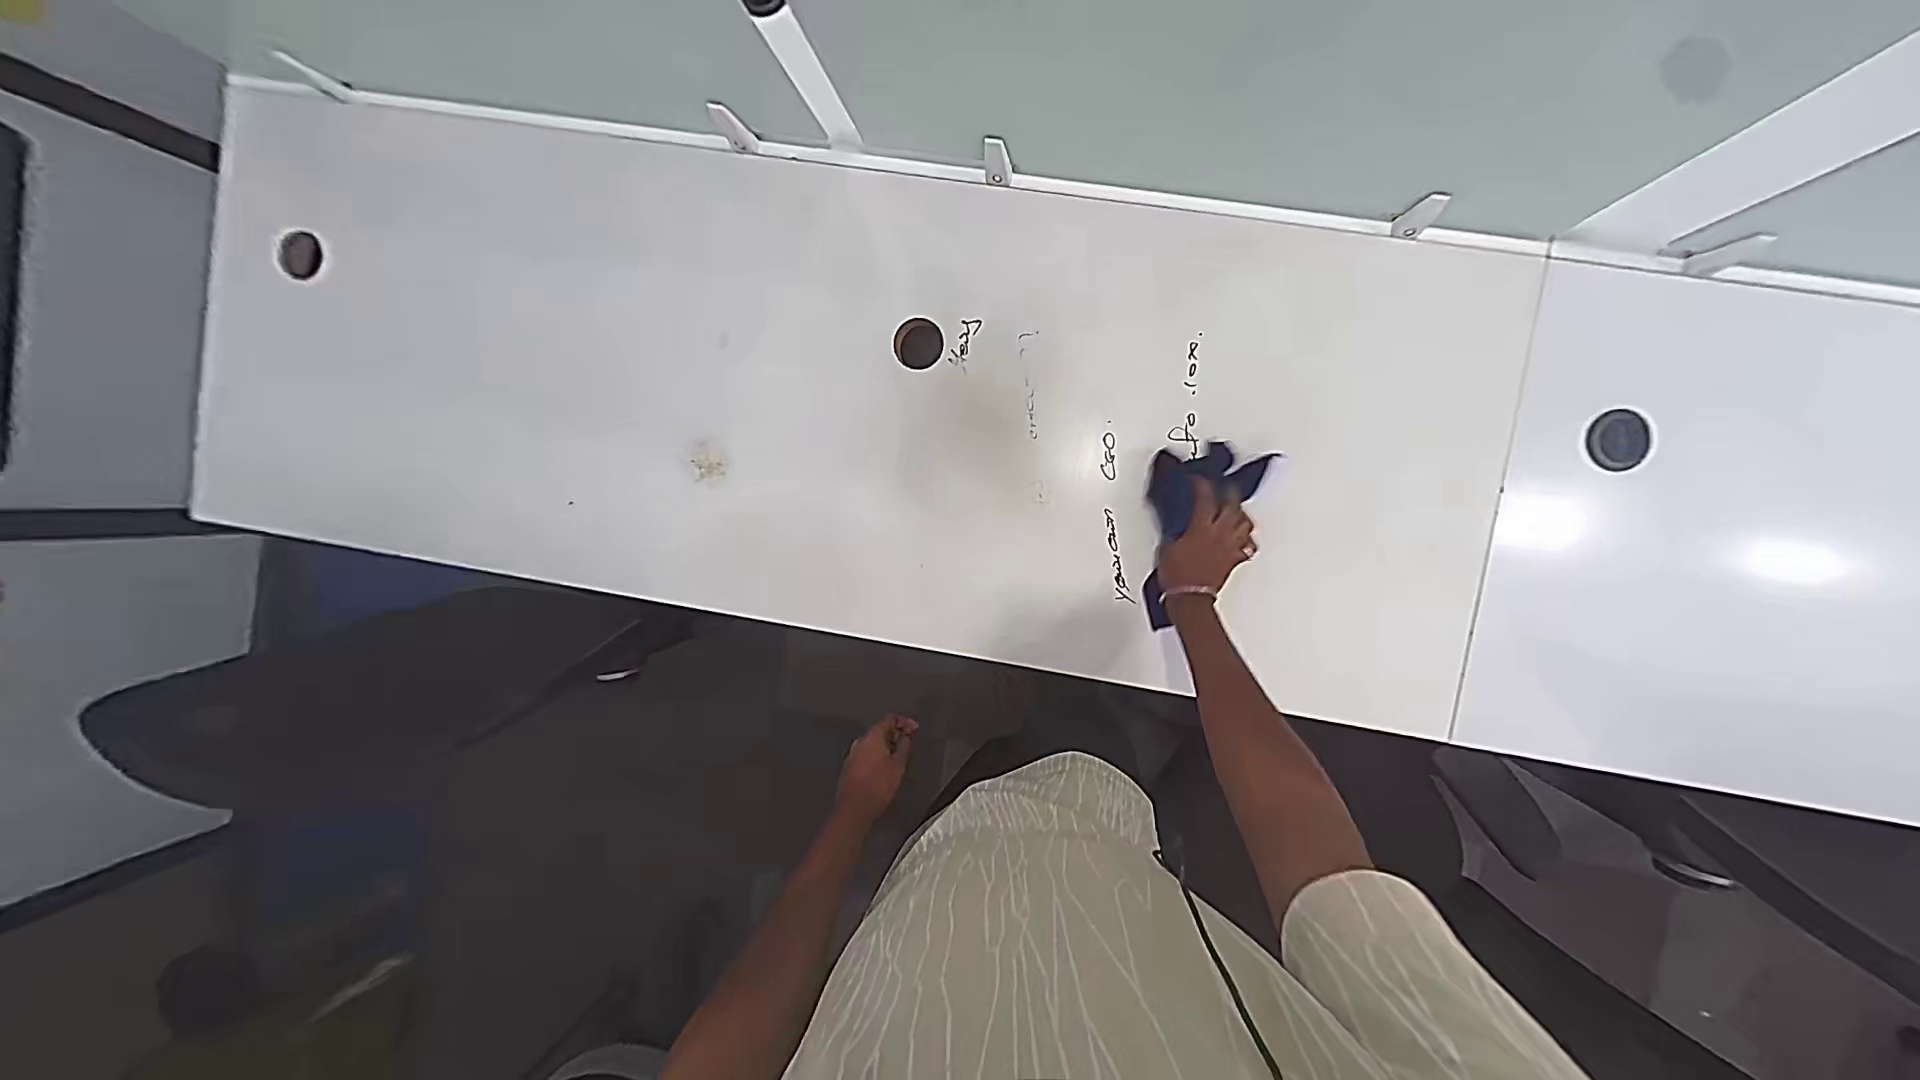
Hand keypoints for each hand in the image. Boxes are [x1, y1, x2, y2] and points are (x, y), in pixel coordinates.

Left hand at [836, 714, 916, 824]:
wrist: (854, 808)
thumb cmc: (879, 784)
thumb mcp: (898, 765)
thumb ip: (904, 746)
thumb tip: (905, 736)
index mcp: (872, 736)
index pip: (889, 719)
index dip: (904, 721)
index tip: (915, 729)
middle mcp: (860, 741)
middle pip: (880, 729)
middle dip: (895, 733)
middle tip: (908, 741)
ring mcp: (852, 754)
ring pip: (873, 742)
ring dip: (886, 745)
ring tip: (899, 755)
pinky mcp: (849, 767)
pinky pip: (866, 753)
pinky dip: (877, 754)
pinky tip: (885, 766)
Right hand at [1157, 477, 1257, 595]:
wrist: (1189, 598)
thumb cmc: (1177, 576)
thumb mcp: (1167, 548)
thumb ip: (1176, 534)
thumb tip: (1177, 529)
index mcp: (1201, 529)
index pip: (1205, 498)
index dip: (1202, 485)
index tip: (1199, 480)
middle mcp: (1219, 535)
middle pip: (1232, 505)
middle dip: (1229, 492)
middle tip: (1225, 487)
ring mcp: (1230, 547)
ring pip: (1245, 523)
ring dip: (1241, 513)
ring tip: (1236, 509)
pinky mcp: (1235, 559)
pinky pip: (1247, 545)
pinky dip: (1246, 538)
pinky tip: (1243, 537)